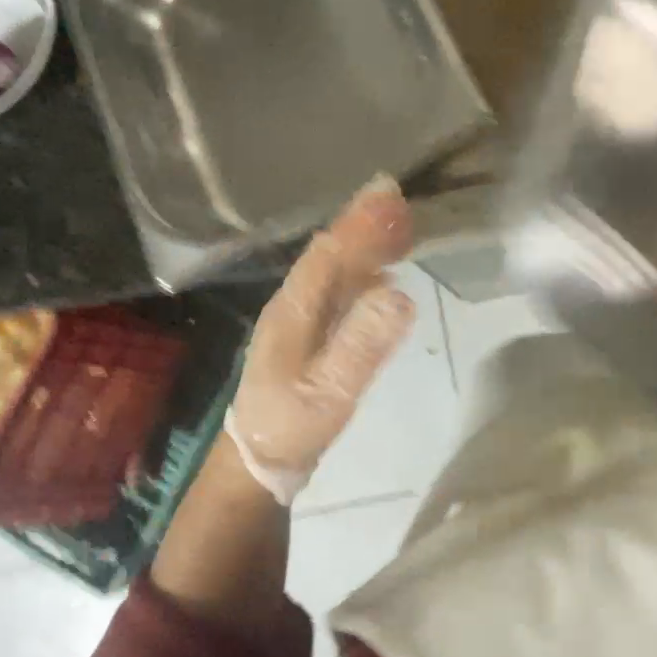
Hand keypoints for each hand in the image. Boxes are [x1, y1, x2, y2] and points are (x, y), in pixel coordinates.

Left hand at [226, 177, 418, 502]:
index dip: (358, 223)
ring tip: (399, 225)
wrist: (256, 462)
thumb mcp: (328, 392)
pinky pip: (338, 292)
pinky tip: (382, 276)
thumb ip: (361, 346)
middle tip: (399, 198)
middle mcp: (293, 306)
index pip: (328, 254)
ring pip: (334, 271)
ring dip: (363, 245)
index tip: (388, 194)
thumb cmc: (289, 427)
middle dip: (363, 225)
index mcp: (293, 310)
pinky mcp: (308, 337)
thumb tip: (400, 297)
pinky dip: (362, 274)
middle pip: (330, 255)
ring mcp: (299, 321)